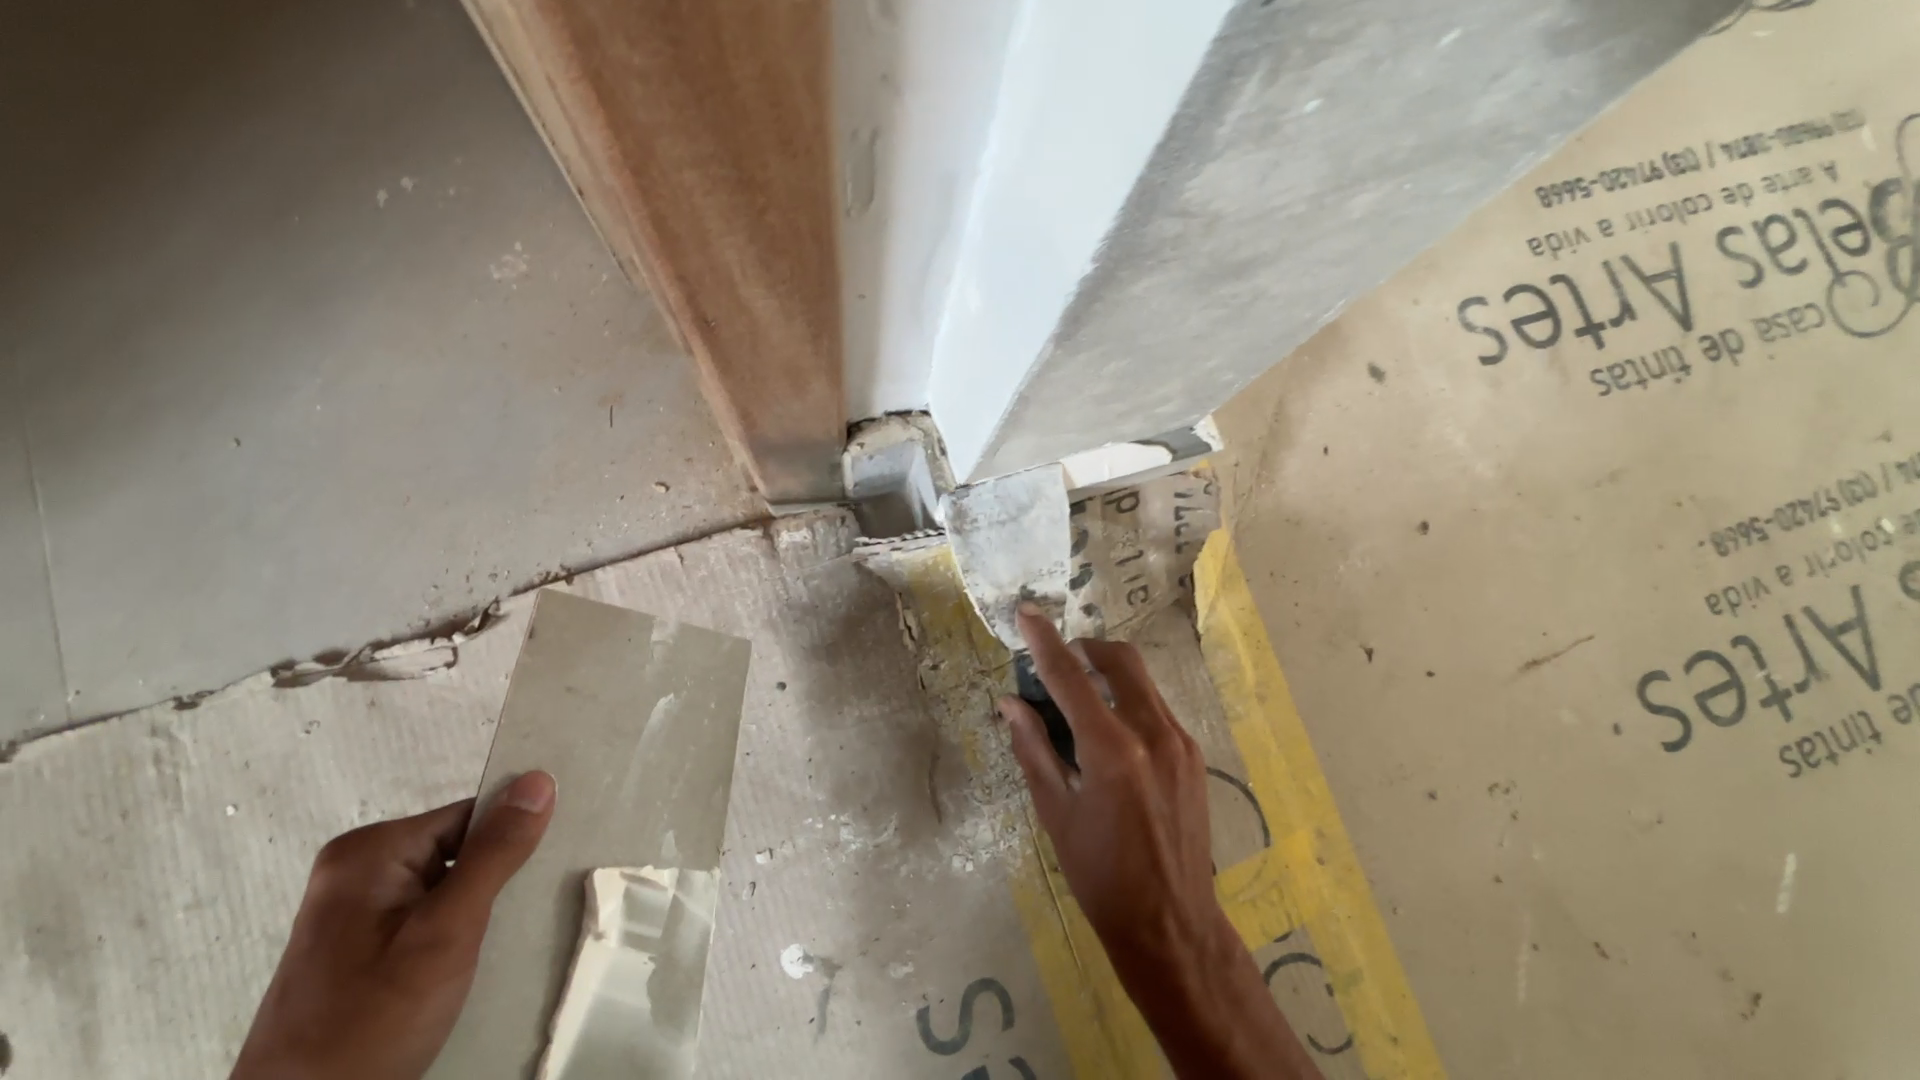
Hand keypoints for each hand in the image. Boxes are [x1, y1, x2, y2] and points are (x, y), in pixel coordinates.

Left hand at [231, 771, 556, 1079]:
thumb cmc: (374, 1020)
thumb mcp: (447, 931)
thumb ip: (495, 853)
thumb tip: (540, 779)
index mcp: (370, 850)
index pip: (470, 815)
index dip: (510, 842)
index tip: (543, 876)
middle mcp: (357, 866)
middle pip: (459, 846)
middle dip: (495, 879)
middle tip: (522, 917)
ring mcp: (356, 906)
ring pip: (449, 881)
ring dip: (480, 908)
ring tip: (501, 943)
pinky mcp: (361, 941)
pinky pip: (429, 911)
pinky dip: (458, 929)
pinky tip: (471, 961)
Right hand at [999, 609, 1322, 1079]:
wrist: (1172, 924)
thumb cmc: (1100, 876)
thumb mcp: (1055, 813)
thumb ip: (1033, 748)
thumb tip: (1010, 703)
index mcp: (1111, 749)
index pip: (1070, 677)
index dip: (1044, 641)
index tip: (1027, 612)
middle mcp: (1153, 733)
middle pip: (1119, 660)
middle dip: (1085, 648)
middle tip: (1058, 661)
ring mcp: (1181, 743)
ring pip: (1142, 682)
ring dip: (1108, 674)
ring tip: (1080, 699)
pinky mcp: (1194, 757)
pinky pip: (1157, 708)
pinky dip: (1129, 702)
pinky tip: (1110, 735)